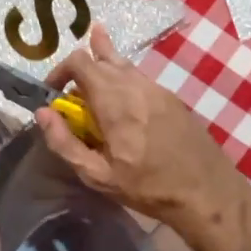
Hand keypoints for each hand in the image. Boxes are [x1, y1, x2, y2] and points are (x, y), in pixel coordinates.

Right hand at [37, 24, 250, 250]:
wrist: (207, 192)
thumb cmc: (147, 188)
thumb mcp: (97, 175)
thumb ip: (65, 143)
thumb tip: (43, 113)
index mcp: (114, 102)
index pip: (80, 62)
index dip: (59, 71)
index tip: (52, 94)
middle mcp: (136, 85)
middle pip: (100, 58)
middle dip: (78, 71)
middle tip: (69, 95)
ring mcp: (157, 89)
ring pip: (122, 65)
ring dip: (101, 70)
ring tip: (89, 79)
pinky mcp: (171, 98)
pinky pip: (138, 78)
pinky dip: (121, 80)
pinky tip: (118, 95)